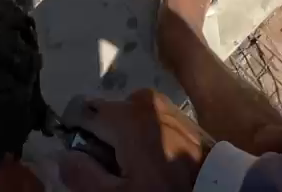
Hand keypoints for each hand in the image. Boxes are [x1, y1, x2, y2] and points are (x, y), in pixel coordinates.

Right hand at [57, 91, 213, 191]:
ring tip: (140, 171)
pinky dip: (140, 138)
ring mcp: (160, 102)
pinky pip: (143, 119)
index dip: (75, 137)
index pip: (79, 111)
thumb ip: (83, 176)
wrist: (221, 189)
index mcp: (124, 114)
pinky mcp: (174, 111)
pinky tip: (155, 163)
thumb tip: (61, 155)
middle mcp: (139, 98)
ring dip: (122, 142)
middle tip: (119, 173)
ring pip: (123, 119)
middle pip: (102, 115)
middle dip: (101, 143)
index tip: (87, 163)